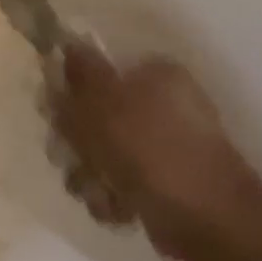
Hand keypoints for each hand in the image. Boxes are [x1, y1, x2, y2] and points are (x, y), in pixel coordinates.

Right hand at [46, 42, 261, 260]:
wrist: (203, 216)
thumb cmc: (150, 151)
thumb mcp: (105, 104)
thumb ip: (81, 75)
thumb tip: (67, 44)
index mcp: (153, 75)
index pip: (95, 74)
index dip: (69, 97)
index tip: (57, 119)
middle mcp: (159, 106)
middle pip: (90, 118)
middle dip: (76, 145)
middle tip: (76, 158)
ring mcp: (159, 146)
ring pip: (97, 156)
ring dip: (88, 176)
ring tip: (102, 190)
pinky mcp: (157, 182)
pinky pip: (114, 183)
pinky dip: (110, 197)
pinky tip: (118, 208)